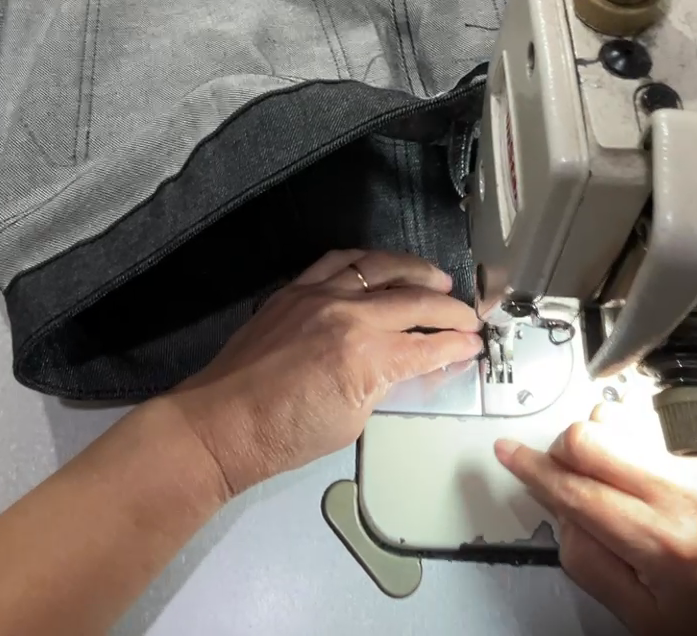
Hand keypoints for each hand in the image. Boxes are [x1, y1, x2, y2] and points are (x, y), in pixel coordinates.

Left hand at [164, 249, 483, 497]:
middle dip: (449, 308)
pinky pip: (337, 261)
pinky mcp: (295, 289)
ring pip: (378, 267)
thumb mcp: (353, 420)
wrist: (224, 422)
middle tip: (467, 314)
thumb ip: (387, 382)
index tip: (473, 343)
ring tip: (435, 278)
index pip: (426, 345)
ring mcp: (318, 294)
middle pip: (413, 301)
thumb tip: (412, 363)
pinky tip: (380, 267)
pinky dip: (366, 261)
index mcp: (364, 355)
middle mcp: (345, 314)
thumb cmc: (285, 435)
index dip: (456, 344)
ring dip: (414, 270)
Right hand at [496, 403, 696, 635]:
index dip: (532, 469)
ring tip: (613, 472)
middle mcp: (680, 492)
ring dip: (596, 438)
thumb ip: (589, 564)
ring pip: (613, 415)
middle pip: (587, 437)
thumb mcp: (646, 619)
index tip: (506, 452)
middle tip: (564, 472)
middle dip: (561, 449)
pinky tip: (644, 464)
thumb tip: (556, 507)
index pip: (575, 491)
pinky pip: (647, 414)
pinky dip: (630, 432)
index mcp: (660, 545)